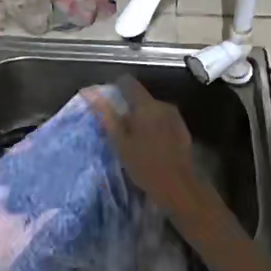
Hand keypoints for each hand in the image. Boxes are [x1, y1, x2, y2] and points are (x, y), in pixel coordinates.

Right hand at [86, 78, 207, 212]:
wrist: (178, 187)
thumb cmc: (144, 165)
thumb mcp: (119, 141)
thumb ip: (105, 114)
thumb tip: (88, 91)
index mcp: (146, 105)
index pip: (128, 83)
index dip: (115, 89)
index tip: (108, 104)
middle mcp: (163, 104)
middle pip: (141, 98)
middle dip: (129, 110)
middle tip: (119, 131)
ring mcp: (175, 117)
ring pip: (152, 110)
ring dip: (142, 119)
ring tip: (135, 141)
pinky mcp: (182, 129)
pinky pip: (163, 121)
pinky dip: (155, 127)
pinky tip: (151, 146)